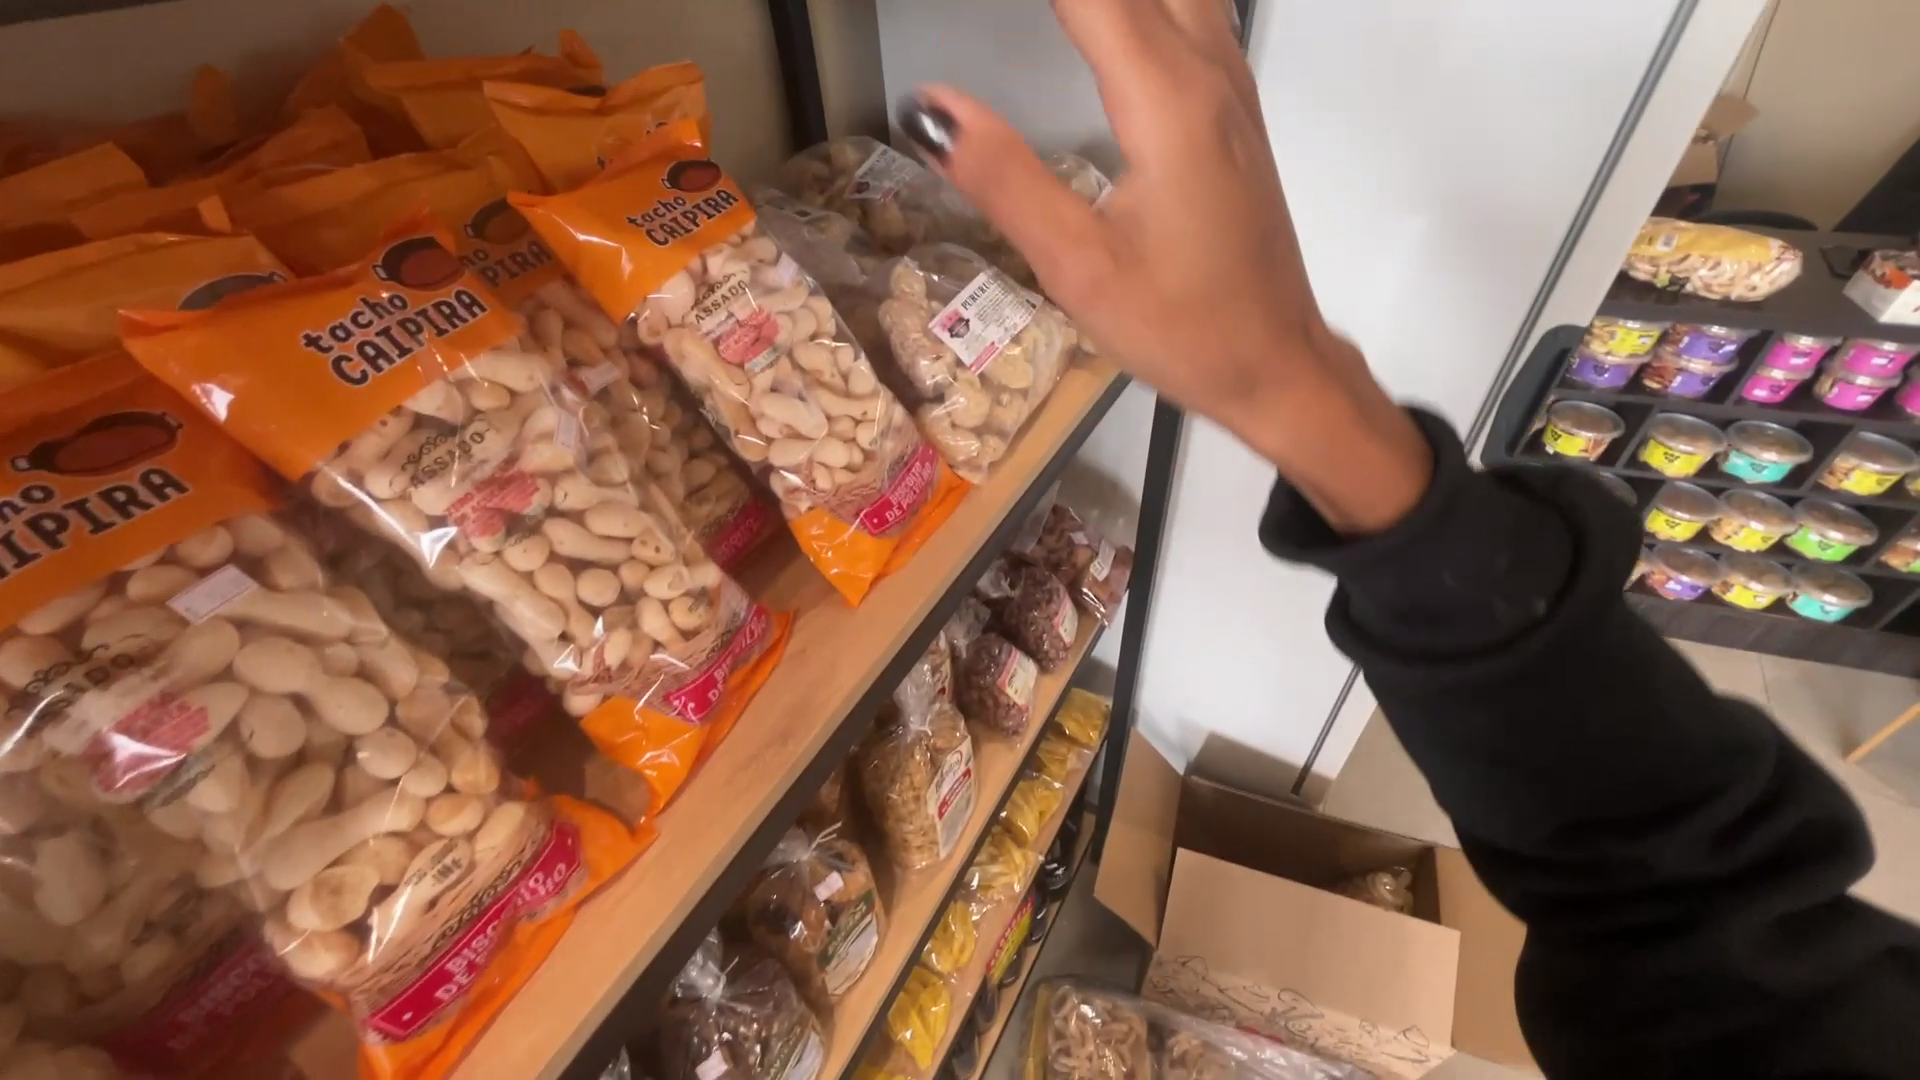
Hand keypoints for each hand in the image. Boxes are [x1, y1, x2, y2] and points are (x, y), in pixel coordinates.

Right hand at [896, 0, 1431, 533]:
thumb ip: (1004, 178)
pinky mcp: (1236, 113)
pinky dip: (1144, 6)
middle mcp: (1208, 69)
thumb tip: (929, 107)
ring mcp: (1231, 86)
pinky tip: (1114, 21)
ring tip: (1060, 15)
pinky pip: (1191, 13)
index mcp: (1166, 98)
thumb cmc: (1178, 325)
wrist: (1271, 362)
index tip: (964, 13)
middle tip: (1014, 18)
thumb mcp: (1077, 265)